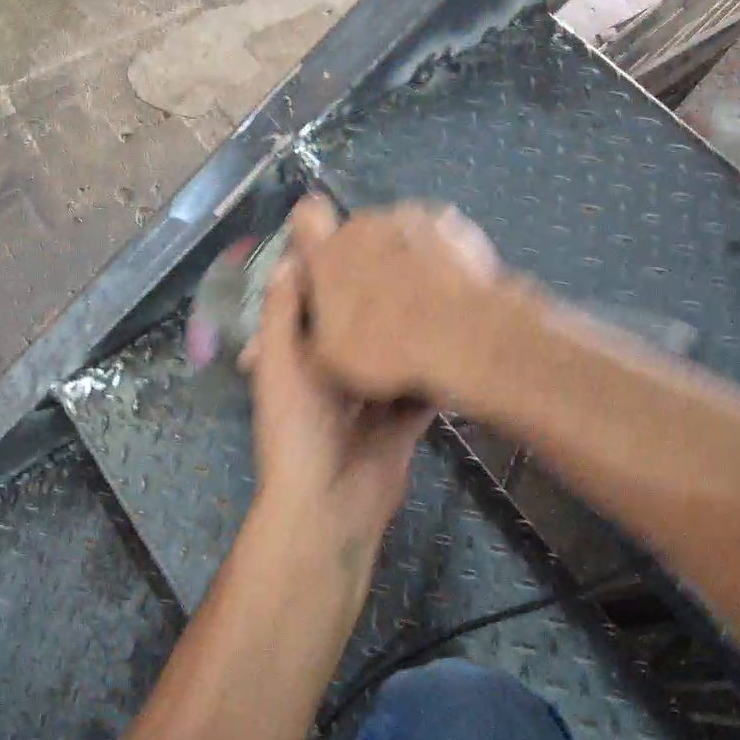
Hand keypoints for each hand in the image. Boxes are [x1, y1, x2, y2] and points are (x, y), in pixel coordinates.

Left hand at [242, 255, 433, 552]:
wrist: (330, 505)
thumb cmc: (297, 426)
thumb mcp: (280, 362)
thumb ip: (283, 312)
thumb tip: (291, 256)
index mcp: (296, 356)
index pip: (312, 305)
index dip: (330, 275)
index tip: (358, 235)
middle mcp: (331, 373)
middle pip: (356, 328)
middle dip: (378, 302)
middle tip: (414, 259)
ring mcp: (369, 400)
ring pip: (392, 356)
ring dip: (410, 334)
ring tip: (441, 292)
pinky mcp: (401, 423)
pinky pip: (421, 392)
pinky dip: (435, 374)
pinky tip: (459, 340)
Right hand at [285, 196, 520, 400]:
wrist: (460, 336)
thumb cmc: (385, 350)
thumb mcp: (327, 360)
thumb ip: (310, 329)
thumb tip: (306, 323)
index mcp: (326, 255)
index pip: (305, 217)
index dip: (311, 229)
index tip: (322, 250)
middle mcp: (362, 227)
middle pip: (355, 233)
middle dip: (363, 257)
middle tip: (379, 297)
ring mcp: (407, 220)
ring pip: (395, 234)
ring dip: (400, 256)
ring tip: (420, 297)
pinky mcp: (448, 223)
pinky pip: (432, 235)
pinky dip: (435, 253)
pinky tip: (447, 286)